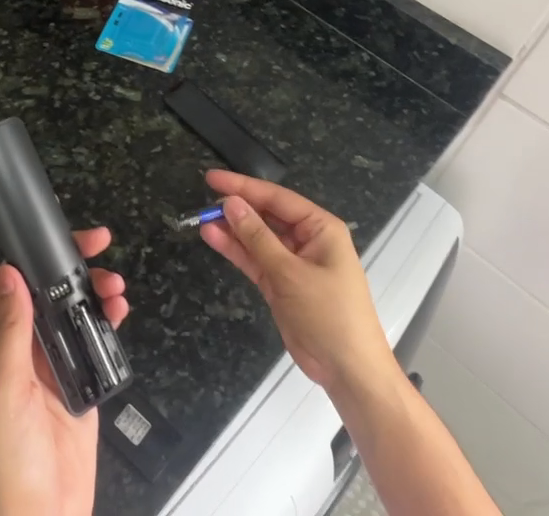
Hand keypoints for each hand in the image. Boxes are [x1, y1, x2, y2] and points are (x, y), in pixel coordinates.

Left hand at [0, 228, 128, 515]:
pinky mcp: (80, 388)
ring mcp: (53, 370)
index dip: (33, 257)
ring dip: (93, 293)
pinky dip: (107, 324)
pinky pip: (93, 345)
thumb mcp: (0, 389)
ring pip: (73, 316)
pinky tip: (119, 311)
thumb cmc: (5, 458)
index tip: (60, 236)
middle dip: (71, 268)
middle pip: (47, 296)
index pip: (11, 288)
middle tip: (100, 247)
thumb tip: (9, 275)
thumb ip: (9, 332)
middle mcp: (22, 354)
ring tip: (115, 285)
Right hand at [199, 170, 394, 392]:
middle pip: (267, 216)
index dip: (244, 187)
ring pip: (257, 238)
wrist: (347, 369)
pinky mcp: (281, 284)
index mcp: (320, 228)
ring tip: (201, 218)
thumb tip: (230, 204)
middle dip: (237, 208)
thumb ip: (257, 237)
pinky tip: (213, 238)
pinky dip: (236, 250)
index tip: (212, 178)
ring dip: (232, 230)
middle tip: (203, 199)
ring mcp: (293, 263)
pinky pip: (255, 260)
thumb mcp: (290, 273)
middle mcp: (307, 240)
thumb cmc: (328, 313)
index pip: (277, 198)